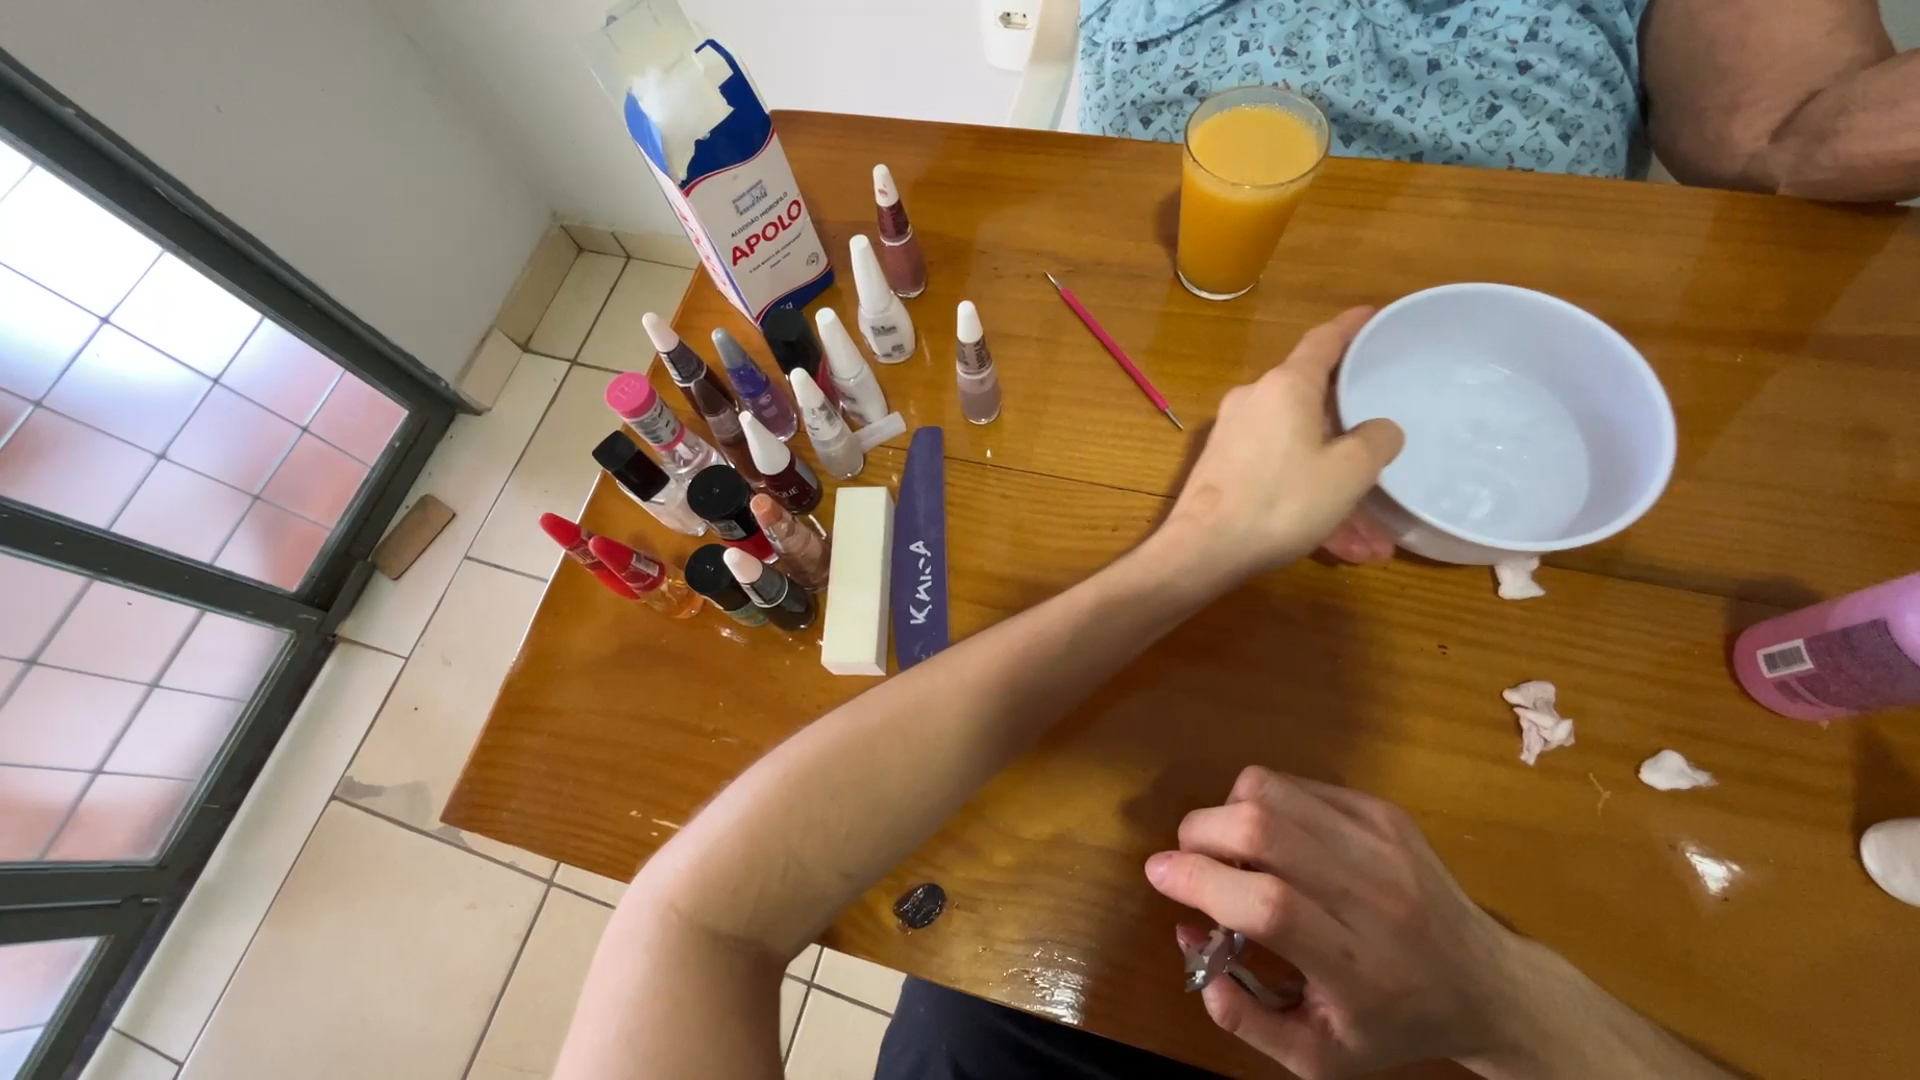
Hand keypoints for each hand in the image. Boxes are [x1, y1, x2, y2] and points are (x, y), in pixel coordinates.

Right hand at [1144, 767, 1520, 1078]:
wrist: (1490, 985)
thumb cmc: (1394, 1023)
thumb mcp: (1318, 1057)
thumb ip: (1243, 1017)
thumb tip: (1186, 941)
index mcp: (1356, 966)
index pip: (1266, 905)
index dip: (1198, 880)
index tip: (1158, 874)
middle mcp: (1372, 895)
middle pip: (1262, 829)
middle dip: (1200, 832)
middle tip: (1189, 858)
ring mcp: (1381, 842)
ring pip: (1271, 791)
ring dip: (1226, 811)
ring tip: (1232, 848)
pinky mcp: (1383, 811)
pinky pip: (1294, 783)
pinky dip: (1261, 801)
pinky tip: (1273, 838)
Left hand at [1162, 307, 1402, 582]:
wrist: (1202, 549)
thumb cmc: (1281, 502)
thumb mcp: (1348, 472)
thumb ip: (1375, 441)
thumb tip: (1377, 430)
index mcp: (1285, 386)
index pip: (1323, 341)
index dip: (1351, 327)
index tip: (1371, 316)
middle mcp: (1254, 401)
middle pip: (1314, 407)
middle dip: (1353, 443)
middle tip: (1385, 456)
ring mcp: (1233, 438)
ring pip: (1300, 457)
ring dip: (1336, 495)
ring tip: (1371, 540)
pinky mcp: (1222, 471)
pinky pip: (1278, 480)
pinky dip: (1308, 507)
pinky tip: (1338, 550)